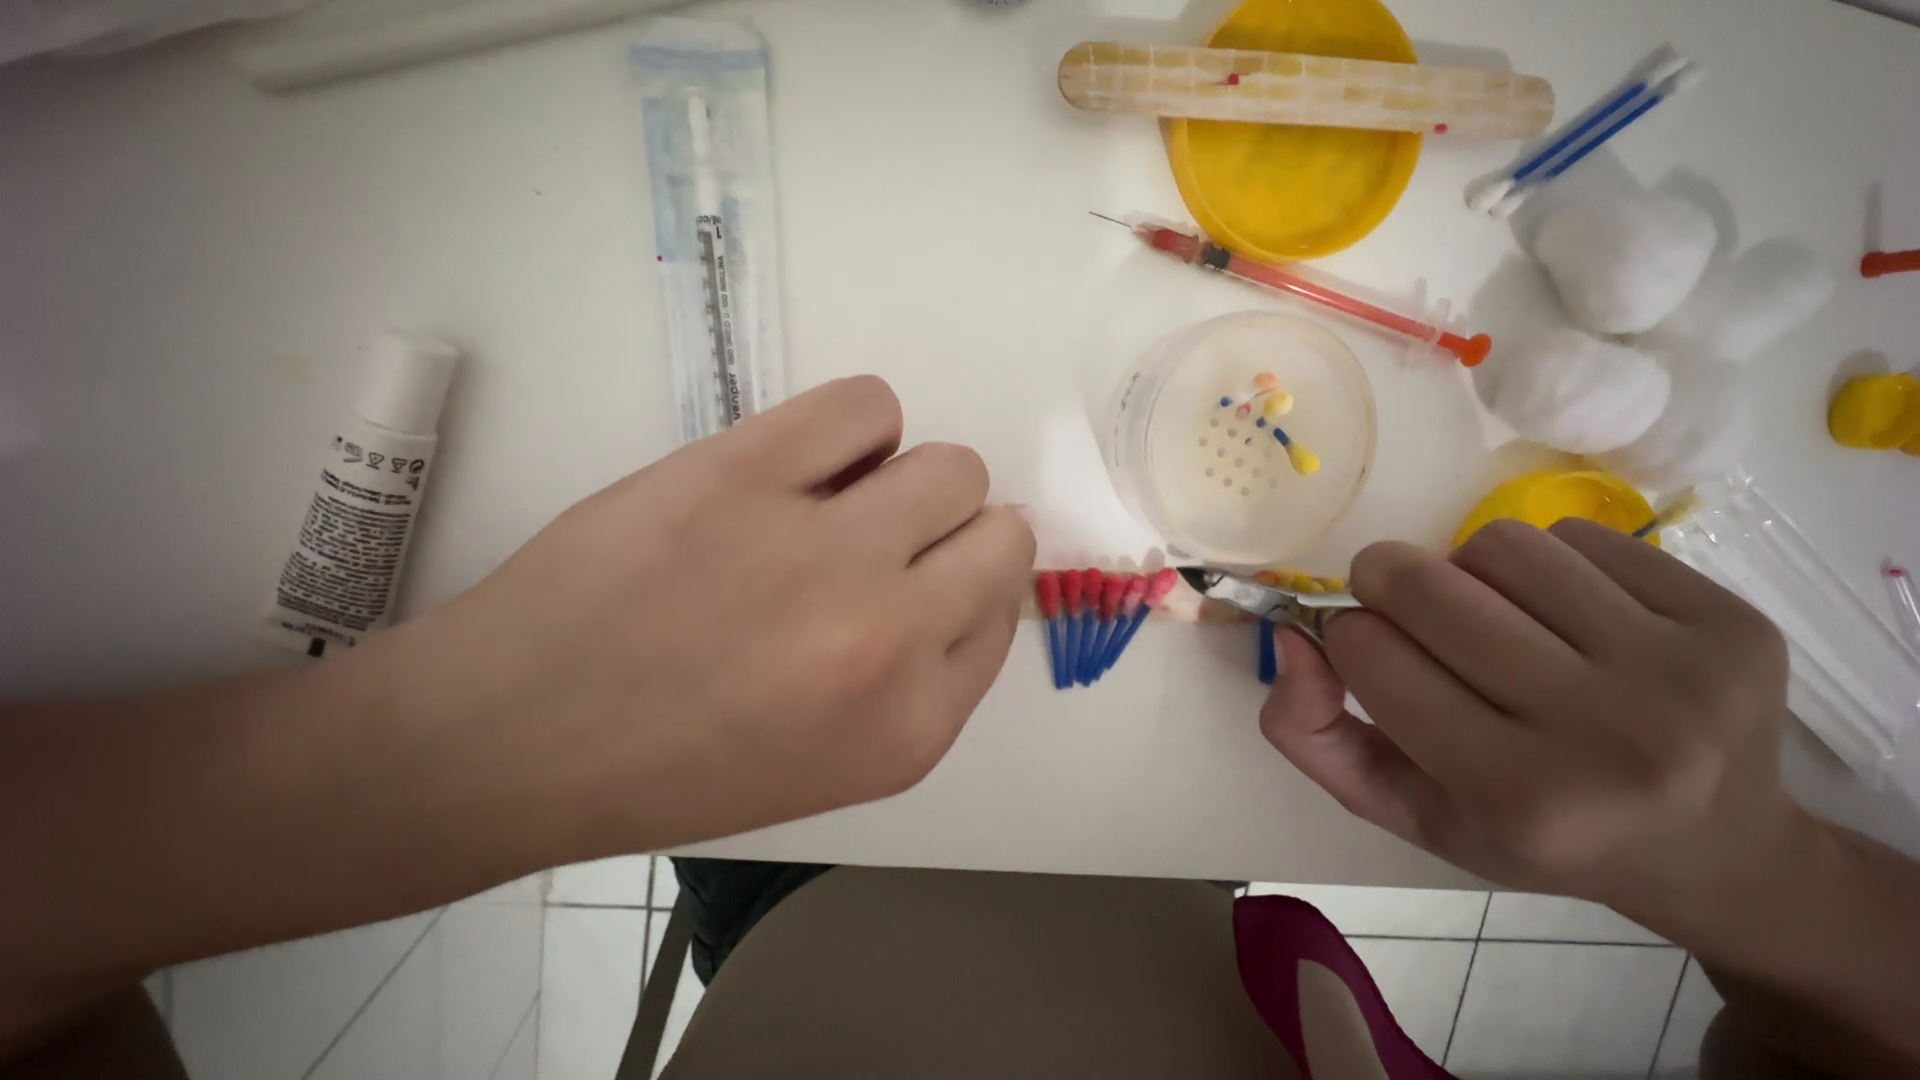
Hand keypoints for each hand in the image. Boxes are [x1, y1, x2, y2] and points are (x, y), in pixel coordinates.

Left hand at [383, 376, 1034, 858]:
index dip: (966, 588)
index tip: (924, 581)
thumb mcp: (835, 760)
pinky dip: (857, 425)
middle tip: (882, 543)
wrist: (514, 739)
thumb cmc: (677, 764)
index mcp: (911, 729)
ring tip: (839, 503)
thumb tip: (963, 570)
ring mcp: (817, 551)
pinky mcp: (744, 472)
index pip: (1004, 612)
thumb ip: (920, 678)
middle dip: (956, 533)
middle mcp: (887, 640)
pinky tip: (806, 463)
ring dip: (909, 480)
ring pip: (950, 465)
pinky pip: (869, 404)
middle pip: (1000, 532)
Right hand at [1259, 518, 1807, 929]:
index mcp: (1515, 794)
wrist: (1714, 853)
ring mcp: (1683, 671)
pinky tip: (1560, 615)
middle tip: (1396, 601)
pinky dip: (1543, 562)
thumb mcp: (1400, 808)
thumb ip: (1311, 733)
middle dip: (1383, 578)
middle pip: (1427, 585)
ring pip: (1499, 545)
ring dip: (1465, 568)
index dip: (1346, 639)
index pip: (1369, 652)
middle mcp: (1608, 735)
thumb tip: (1292, 633)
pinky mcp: (1733, 622)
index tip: (1367, 655)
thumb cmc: (1530, 834)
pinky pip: (1578, 536)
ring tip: (1487, 614)